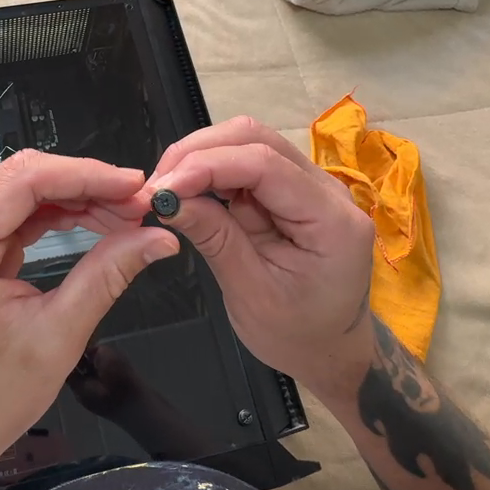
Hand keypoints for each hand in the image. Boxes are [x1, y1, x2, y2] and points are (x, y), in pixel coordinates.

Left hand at [0, 151, 179, 483]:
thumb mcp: (56, 337)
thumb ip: (107, 275)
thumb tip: (155, 238)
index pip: (24, 180)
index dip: (85, 174)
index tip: (131, 184)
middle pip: (23, 176)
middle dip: (86, 184)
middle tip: (137, 203)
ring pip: (22, 187)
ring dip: (75, 195)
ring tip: (124, 213)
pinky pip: (15, 208)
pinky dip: (56, 211)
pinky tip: (93, 219)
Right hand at [144, 117, 377, 397]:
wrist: (330, 350)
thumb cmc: (296, 334)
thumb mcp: (251, 294)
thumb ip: (214, 238)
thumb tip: (167, 198)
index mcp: (331, 220)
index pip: (264, 164)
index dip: (208, 165)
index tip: (162, 187)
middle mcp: (327, 188)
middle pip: (256, 138)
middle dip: (199, 152)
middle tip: (158, 184)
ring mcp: (310, 182)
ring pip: (248, 140)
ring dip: (201, 156)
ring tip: (167, 186)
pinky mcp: (290, 186)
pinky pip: (247, 159)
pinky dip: (212, 167)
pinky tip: (188, 187)